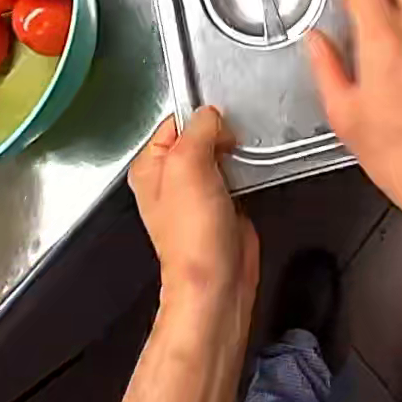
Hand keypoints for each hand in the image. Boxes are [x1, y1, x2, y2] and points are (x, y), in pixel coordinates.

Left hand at [128, 107, 258, 317]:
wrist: (217, 285)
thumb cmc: (193, 231)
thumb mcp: (188, 164)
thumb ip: (199, 129)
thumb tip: (212, 116)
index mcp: (150, 165)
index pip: (175, 121)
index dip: (199, 118)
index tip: (218, 126)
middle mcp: (170, 176)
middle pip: (199, 134)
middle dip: (219, 135)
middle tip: (232, 146)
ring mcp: (196, 191)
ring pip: (220, 152)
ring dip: (235, 153)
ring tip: (241, 161)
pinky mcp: (222, 203)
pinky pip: (235, 173)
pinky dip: (245, 170)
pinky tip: (251, 174)